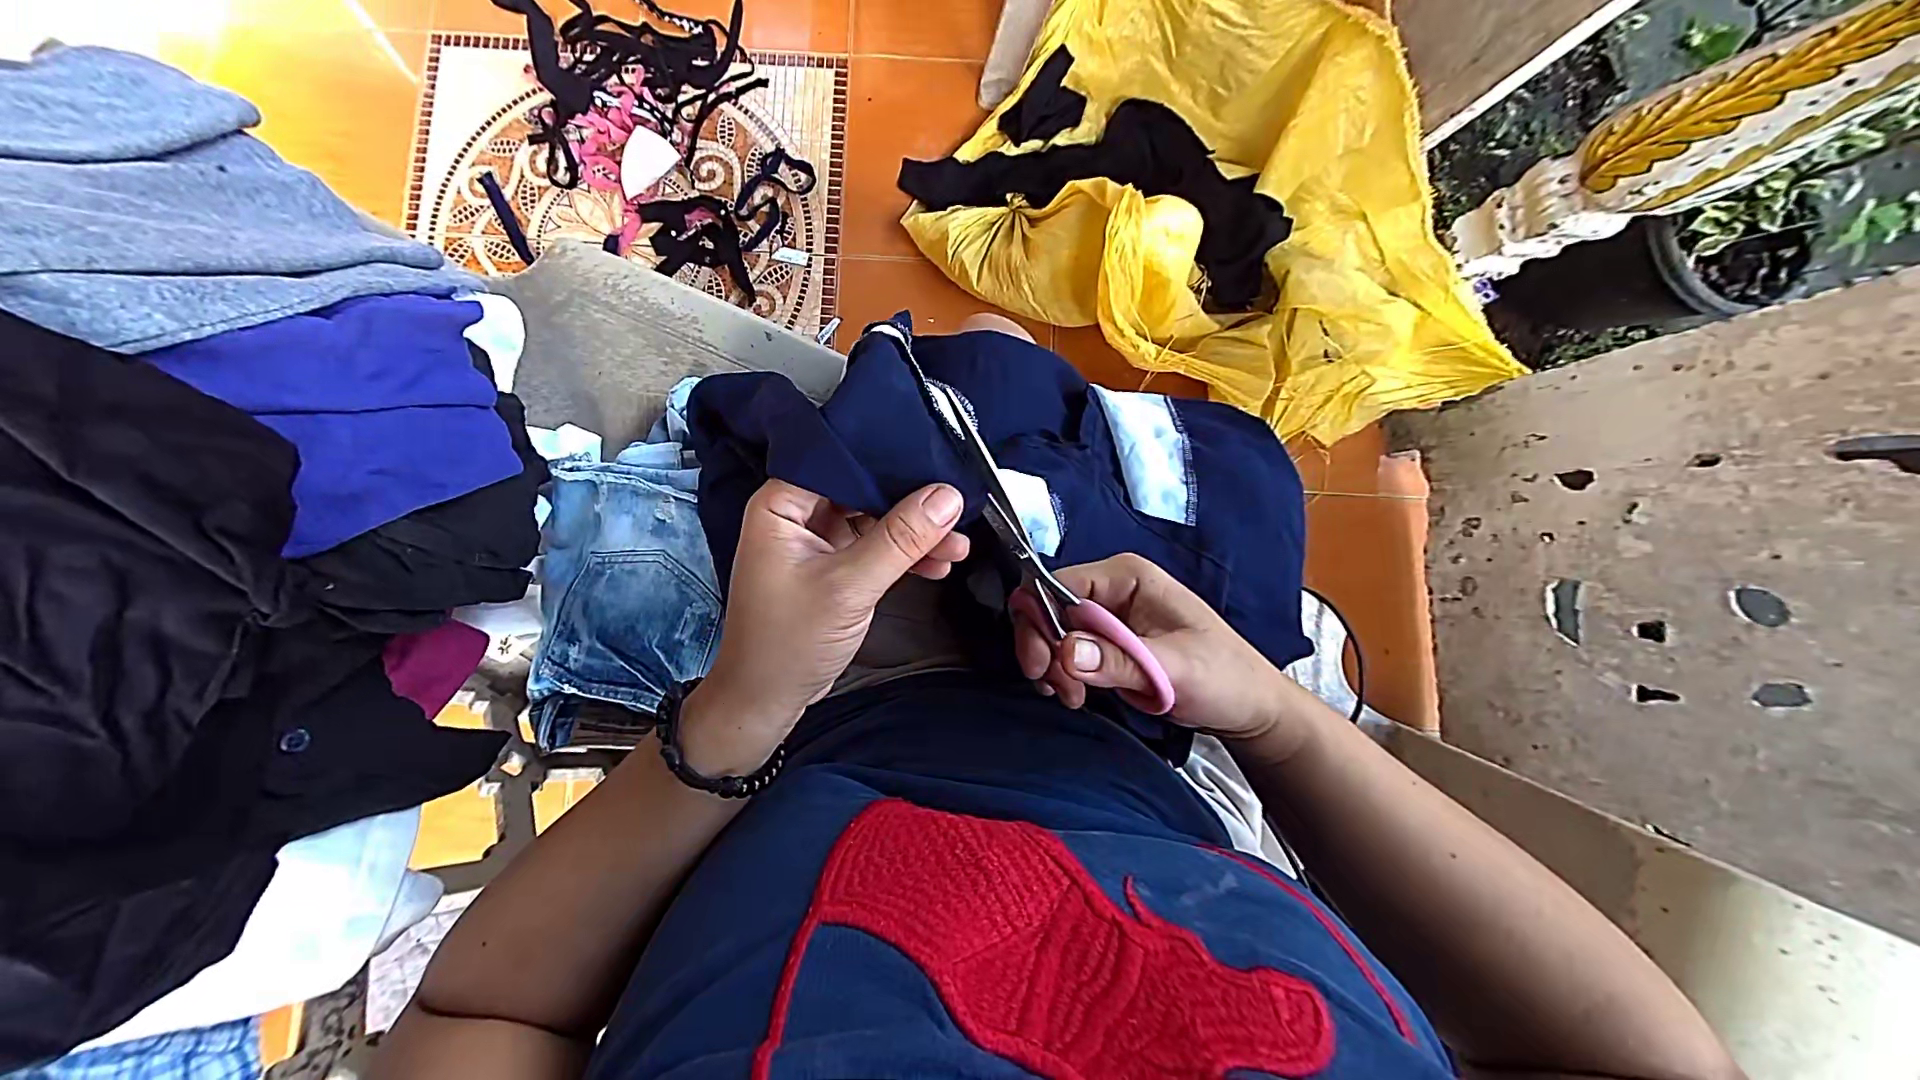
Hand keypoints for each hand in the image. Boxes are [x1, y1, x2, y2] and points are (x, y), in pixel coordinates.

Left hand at [682, 479, 968, 773]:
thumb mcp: (849, 586)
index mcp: (780, 506)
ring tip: (955, 545)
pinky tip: (935, 563)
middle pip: (862, 491)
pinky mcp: (833, 566)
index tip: (933, 466)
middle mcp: (796, 516)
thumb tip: (945, 498)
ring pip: (874, 519)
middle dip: (910, 504)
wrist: (768, 699)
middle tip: (953, 511)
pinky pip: (876, 546)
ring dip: (914, 533)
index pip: (838, 462)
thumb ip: (899, 539)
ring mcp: (816, 542)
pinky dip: (904, 554)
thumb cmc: (785, 644)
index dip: (886, 463)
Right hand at [1014, 553, 1306, 749]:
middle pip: (1047, 607)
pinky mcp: (1106, 643)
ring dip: (1053, 666)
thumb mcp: (1174, 669)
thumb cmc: (1225, 678)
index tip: (1044, 663)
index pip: (1057, 584)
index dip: (1040, 620)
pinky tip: (1077, 693)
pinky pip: (1065, 651)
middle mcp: (1112, 591)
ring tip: (1074, 695)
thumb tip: (1068, 651)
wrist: (1247, 707)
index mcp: (1128, 578)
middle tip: (1059, 686)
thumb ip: (1119, 660)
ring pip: (1052, 632)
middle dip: (1045, 648)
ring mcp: (1108, 617)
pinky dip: (1062, 674)